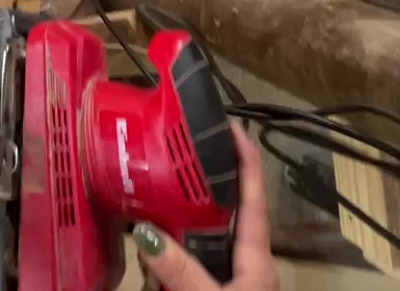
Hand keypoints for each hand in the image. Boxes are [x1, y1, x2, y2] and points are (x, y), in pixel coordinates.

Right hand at [133, 130, 277, 290]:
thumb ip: (182, 271)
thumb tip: (143, 230)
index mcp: (256, 259)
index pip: (253, 198)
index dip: (245, 159)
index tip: (230, 124)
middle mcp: (243, 262)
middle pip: (219, 210)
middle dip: (192, 183)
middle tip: (166, 151)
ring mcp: (227, 277)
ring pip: (197, 235)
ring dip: (172, 220)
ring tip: (144, 197)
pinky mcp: (209, 288)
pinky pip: (185, 258)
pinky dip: (166, 248)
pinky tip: (146, 246)